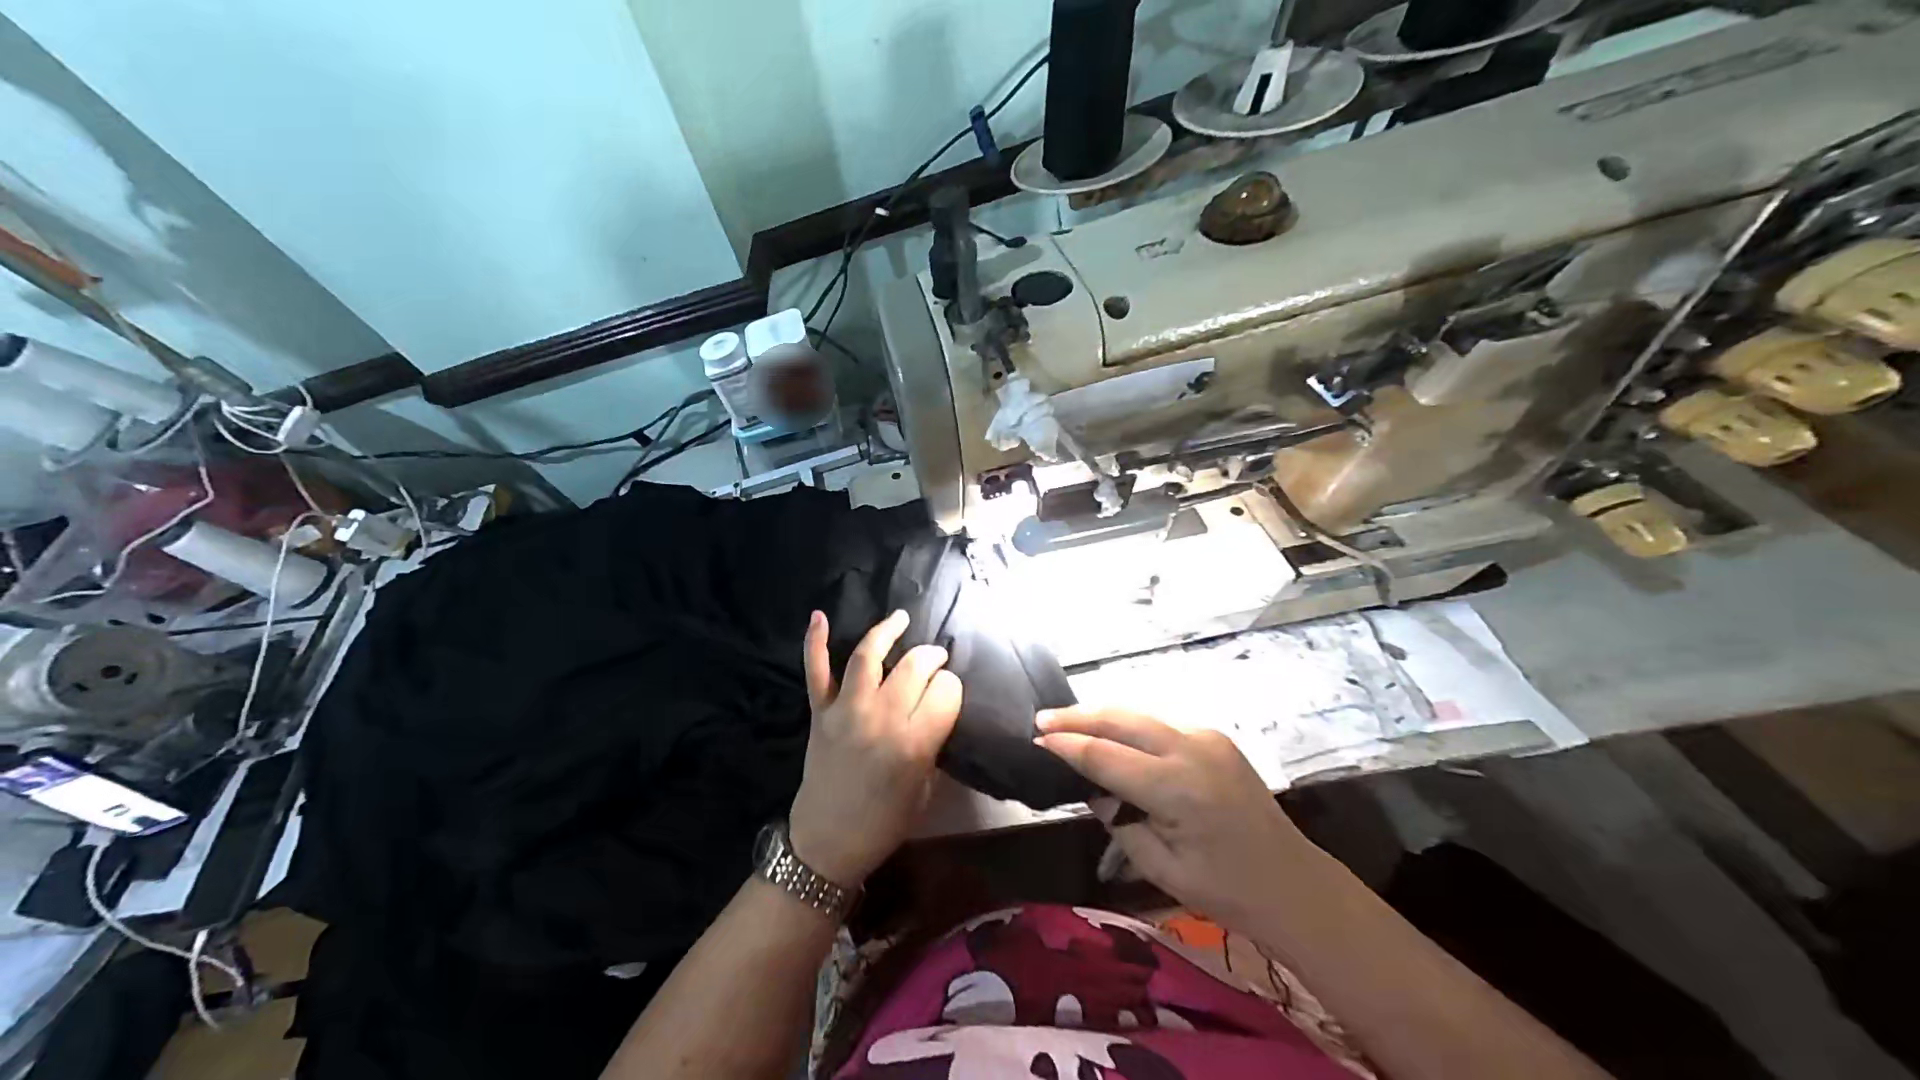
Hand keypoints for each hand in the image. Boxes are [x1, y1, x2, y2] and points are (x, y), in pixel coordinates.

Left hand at [788, 610, 961, 887]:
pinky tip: (819, 616)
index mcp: (914, 744)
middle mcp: (881, 719)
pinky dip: (815, 641)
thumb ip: (933, 743)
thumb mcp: (925, 788)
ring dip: (887, 631)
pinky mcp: (819, 713)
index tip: (949, 693)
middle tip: (935, 660)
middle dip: (931, 658)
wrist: (828, 842)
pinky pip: (816, 671)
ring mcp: (846, 711)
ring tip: (901, 620)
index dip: (952, 687)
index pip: (945, 691)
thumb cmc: (884, 822)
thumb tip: (937, 707)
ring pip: (868, 655)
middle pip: (914, 667)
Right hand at [1037, 706, 1320, 932]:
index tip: (1035, 739)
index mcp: (1177, 788)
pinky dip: (1130, 726)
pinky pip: (1161, 724)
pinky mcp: (1215, 738)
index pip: (1105, 755)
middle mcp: (1191, 749)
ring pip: (1140, 716)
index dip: (1067, 746)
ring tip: (1067, 721)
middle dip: (1078, 717)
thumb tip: (1092, 787)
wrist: (1294, 883)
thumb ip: (1119, 821)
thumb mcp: (1161, 867)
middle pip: (1121, 720)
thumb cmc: (1225, 889)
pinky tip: (1111, 734)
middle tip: (1042, 718)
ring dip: (1103, 716)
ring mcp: (1207, 738)